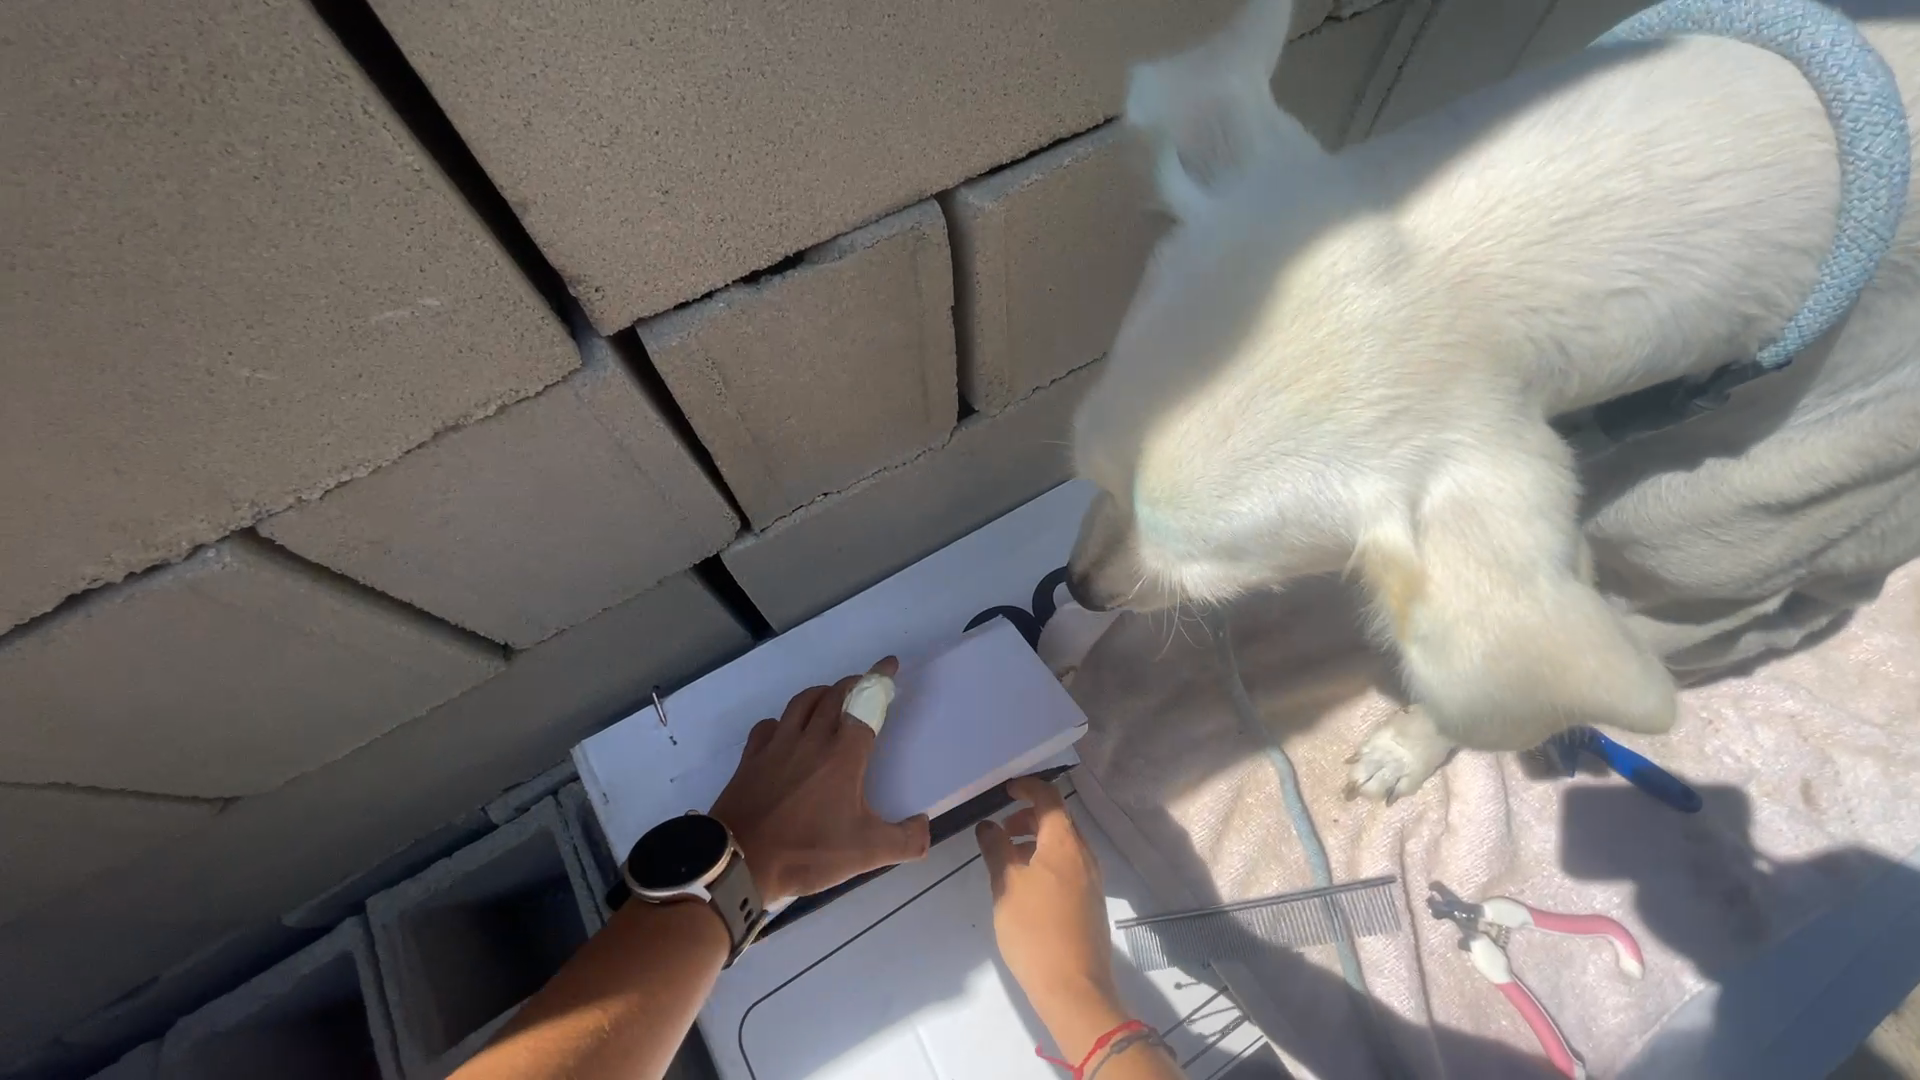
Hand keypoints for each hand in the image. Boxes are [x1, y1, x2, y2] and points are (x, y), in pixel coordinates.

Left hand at [709, 658, 930, 902]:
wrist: (738, 861)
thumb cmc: (805, 852)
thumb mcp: (865, 853)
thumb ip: (904, 840)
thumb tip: (925, 826)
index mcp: (842, 755)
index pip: (866, 705)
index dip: (880, 681)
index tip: (889, 665)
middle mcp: (811, 739)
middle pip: (834, 696)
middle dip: (853, 683)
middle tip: (865, 684)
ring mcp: (778, 745)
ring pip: (802, 702)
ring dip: (821, 693)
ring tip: (831, 698)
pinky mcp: (752, 757)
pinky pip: (770, 724)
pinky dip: (784, 720)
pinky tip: (787, 731)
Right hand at [975, 776, 1117, 1010]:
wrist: (1075, 989)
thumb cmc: (1035, 931)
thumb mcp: (1006, 886)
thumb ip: (996, 849)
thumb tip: (989, 825)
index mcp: (1064, 843)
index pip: (1049, 798)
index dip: (1027, 788)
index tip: (1006, 789)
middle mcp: (1084, 855)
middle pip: (1058, 821)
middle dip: (1029, 817)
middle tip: (1001, 830)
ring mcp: (1092, 880)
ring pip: (1063, 845)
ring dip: (1037, 841)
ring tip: (1009, 860)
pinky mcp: (1091, 903)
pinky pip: (1068, 866)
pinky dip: (1047, 861)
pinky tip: (1027, 887)